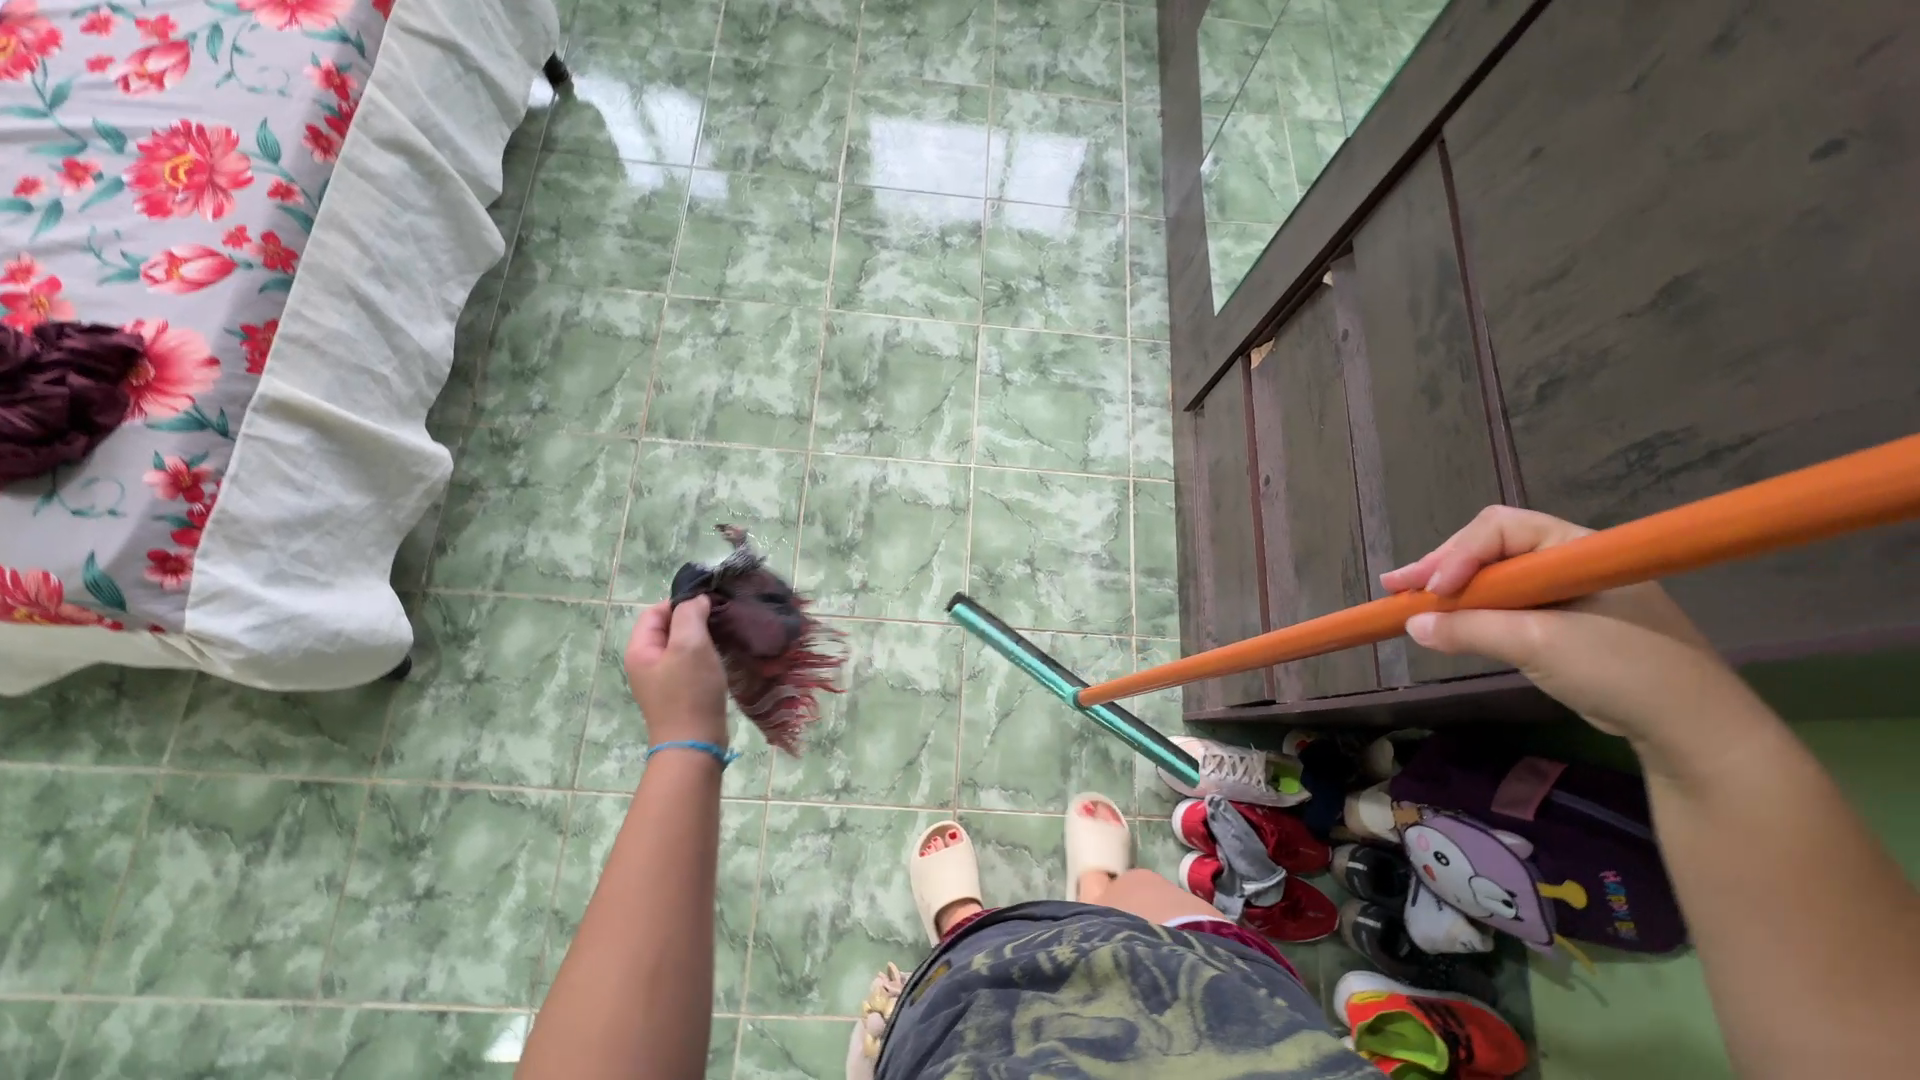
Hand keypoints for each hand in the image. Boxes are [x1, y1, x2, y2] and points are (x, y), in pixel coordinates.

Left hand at [624, 596, 728, 748]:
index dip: (681, 603)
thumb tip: (697, 600)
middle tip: (722, 619)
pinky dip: (706, 657)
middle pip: (669, 628)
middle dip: (694, 620)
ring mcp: (663, 680)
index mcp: (640, 649)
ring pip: (682, 646)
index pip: (656, 611)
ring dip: (703, 639)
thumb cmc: (690, 692)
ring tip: (726, 636)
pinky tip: (723, 658)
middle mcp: (647, 663)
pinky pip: (691, 664)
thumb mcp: (690, 645)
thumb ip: (690, 615)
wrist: (695, 744)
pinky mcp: (680, 693)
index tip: (710, 605)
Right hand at [1382, 506, 1767, 761]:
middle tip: (1396, 588)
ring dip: (1452, 591)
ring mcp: (1568, 595)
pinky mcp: (1564, 627)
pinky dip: (1473, 613)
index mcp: (1576, 549)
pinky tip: (1447, 623)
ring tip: (1408, 602)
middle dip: (1442, 567)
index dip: (1458, 555)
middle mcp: (1570, 563)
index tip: (1430, 592)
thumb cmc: (1623, 670)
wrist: (1693, 728)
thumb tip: (1413, 624)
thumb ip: (1472, 630)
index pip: (1500, 530)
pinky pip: (1507, 608)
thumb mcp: (1540, 645)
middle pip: (1491, 550)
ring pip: (1495, 580)